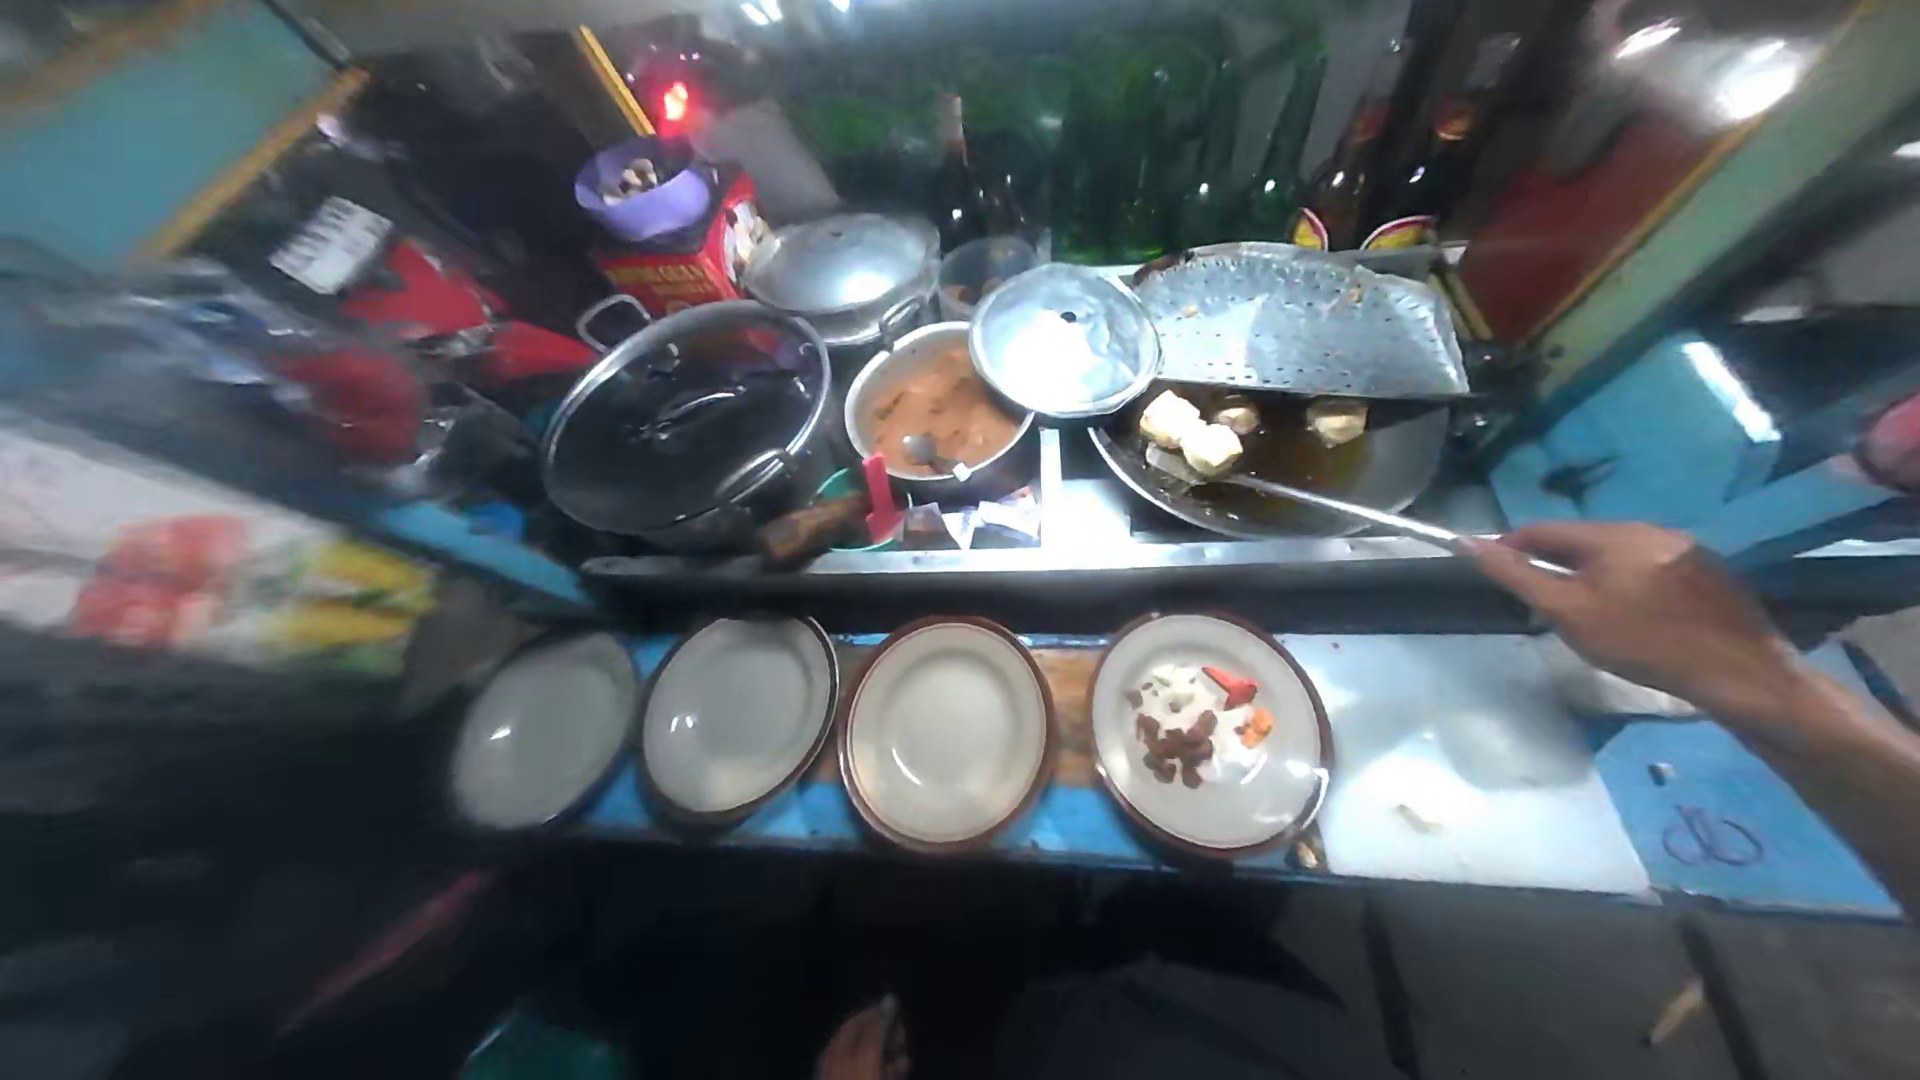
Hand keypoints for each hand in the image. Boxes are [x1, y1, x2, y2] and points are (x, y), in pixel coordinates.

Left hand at [816, 996, 908, 1079]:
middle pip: (862, 1040)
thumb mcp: (869, 1059)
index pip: (856, 1022)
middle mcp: (835, 1066)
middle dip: (886, 1036)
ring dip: (889, 1055)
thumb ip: (878, 1029)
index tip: (899, 1015)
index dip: (877, 1014)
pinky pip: (868, 1075)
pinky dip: (885, 1071)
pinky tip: (901, 1071)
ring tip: (906, 1060)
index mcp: (835, 1053)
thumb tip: (890, 998)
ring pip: (868, 1061)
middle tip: (904, 1038)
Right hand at [1471, 523, 1805, 720]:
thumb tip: (1467, 542)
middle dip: (1549, 563)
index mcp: (1612, 535)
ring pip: (1612, 554)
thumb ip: (1513, 573)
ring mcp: (1685, 550)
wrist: (1741, 676)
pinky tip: (1627, 613)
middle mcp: (1650, 531)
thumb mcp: (1563, 609)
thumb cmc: (1640, 639)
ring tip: (1579, 607)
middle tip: (1536, 598)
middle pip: (1578, 540)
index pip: (1539, 529)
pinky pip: (1644, 566)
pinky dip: (1621, 582)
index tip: (1495, 575)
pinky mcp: (1709, 573)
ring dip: (1586, 573)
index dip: (1508, 548)